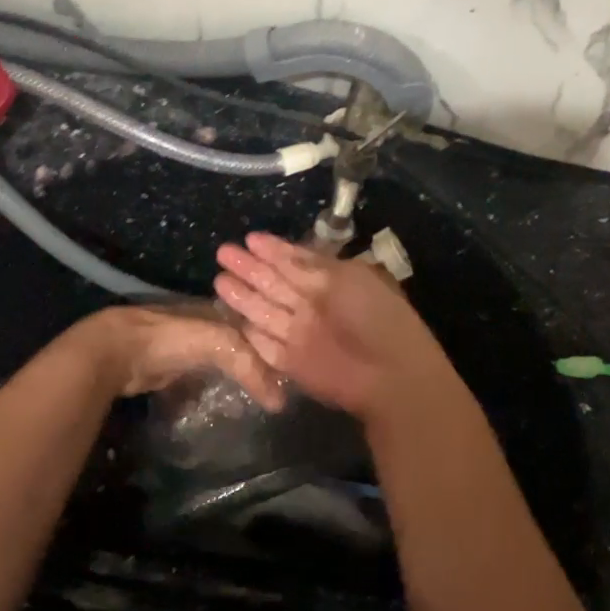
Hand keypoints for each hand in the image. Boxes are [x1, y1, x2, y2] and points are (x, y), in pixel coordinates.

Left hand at [70, 305, 285, 410]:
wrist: (117, 351)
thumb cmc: (172, 338)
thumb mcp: (220, 343)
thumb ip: (251, 367)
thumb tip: (281, 402)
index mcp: (219, 309)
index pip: (256, 323)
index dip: (274, 340)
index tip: (295, 363)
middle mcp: (203, 324)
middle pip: (237, 344)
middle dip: (255, 362)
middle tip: (277, 387)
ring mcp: (183, 347)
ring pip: (217, 363)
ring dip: (232, 379)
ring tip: (254, 401)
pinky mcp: (167, 371)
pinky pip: (197, 381)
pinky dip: (208, 391)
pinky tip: (220, 405)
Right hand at [213, 232, 454, 423]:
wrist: (390, 373)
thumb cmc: (375, 316)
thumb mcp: (346, 279)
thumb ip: (311, 268)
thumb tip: (283, 254)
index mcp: (330, 281)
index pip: (295, 261)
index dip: (272, 250)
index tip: (250, 238)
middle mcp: (313, 305)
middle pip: (275, 284)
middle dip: (250, 268)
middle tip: (223, 252)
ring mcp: (300, 334)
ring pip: (265, 311)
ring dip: (243, 296)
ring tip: (219, 278)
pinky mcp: (291, 363)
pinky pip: (265, 344)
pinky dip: (249, 332)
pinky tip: (231, 317)